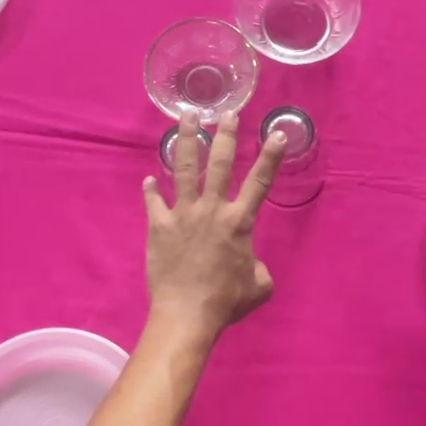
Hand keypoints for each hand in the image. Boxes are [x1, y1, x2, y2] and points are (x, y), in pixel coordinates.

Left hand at [143, 111, 286, 335]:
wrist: (187, 313)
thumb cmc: (227, 301)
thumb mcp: (258, 287)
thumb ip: (259, 269)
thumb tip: (253, 266)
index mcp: (239, 222)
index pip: (260, 181)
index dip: (270, 156)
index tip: (276, 133)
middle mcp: (211, 209)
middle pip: (220, 163)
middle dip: (226, 134)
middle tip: (227, 112)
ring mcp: (182, 214)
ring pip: (185, 168)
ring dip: (186, 140)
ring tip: (187, 117)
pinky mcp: (159, 226)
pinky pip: (154, 202)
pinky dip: (151, 190)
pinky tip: (149, 180)